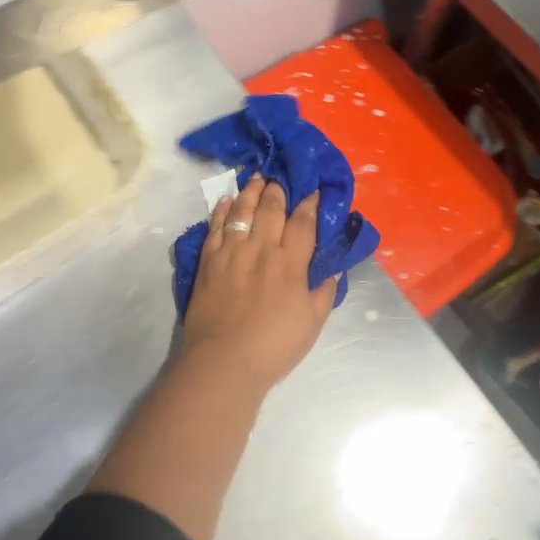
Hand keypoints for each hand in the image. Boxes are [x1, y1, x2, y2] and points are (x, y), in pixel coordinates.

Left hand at [180, 175, 336, 392]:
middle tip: (281, 180)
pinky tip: (226, 201)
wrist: (224, 360)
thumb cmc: (274, 346)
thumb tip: (331, 269)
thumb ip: (323, 293)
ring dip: (250, 192)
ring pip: (242, 212)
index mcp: (290, 263)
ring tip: (256, 178)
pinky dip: (222, 211)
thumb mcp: (312, 323)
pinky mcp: (208, 262)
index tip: (313, 191)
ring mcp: (231, 253)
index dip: (310, 204)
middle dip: (278, 191)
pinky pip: (215, 227)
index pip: (303, 223)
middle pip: (270, 209)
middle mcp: (261, 249)